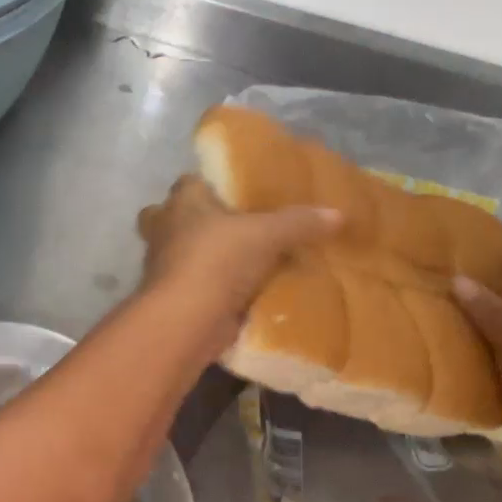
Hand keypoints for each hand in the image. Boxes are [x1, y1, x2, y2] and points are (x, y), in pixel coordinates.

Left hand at [136, 175, 339, 322]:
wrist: (186, 319)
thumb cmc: (218, 260)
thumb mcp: (267, 235)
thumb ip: (299, 223)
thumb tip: (338, 214)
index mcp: (181, 200)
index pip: (191, 181)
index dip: (212, 185)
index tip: (238, 195)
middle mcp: (164, 226)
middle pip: (181, 216)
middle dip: (203, 222)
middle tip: (239, 229)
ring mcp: (163, 262)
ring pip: (184, 251)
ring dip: (207, 256)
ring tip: (245, 262)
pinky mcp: (171, 294)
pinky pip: (194, 282)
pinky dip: (211, 286)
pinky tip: (240, 293)